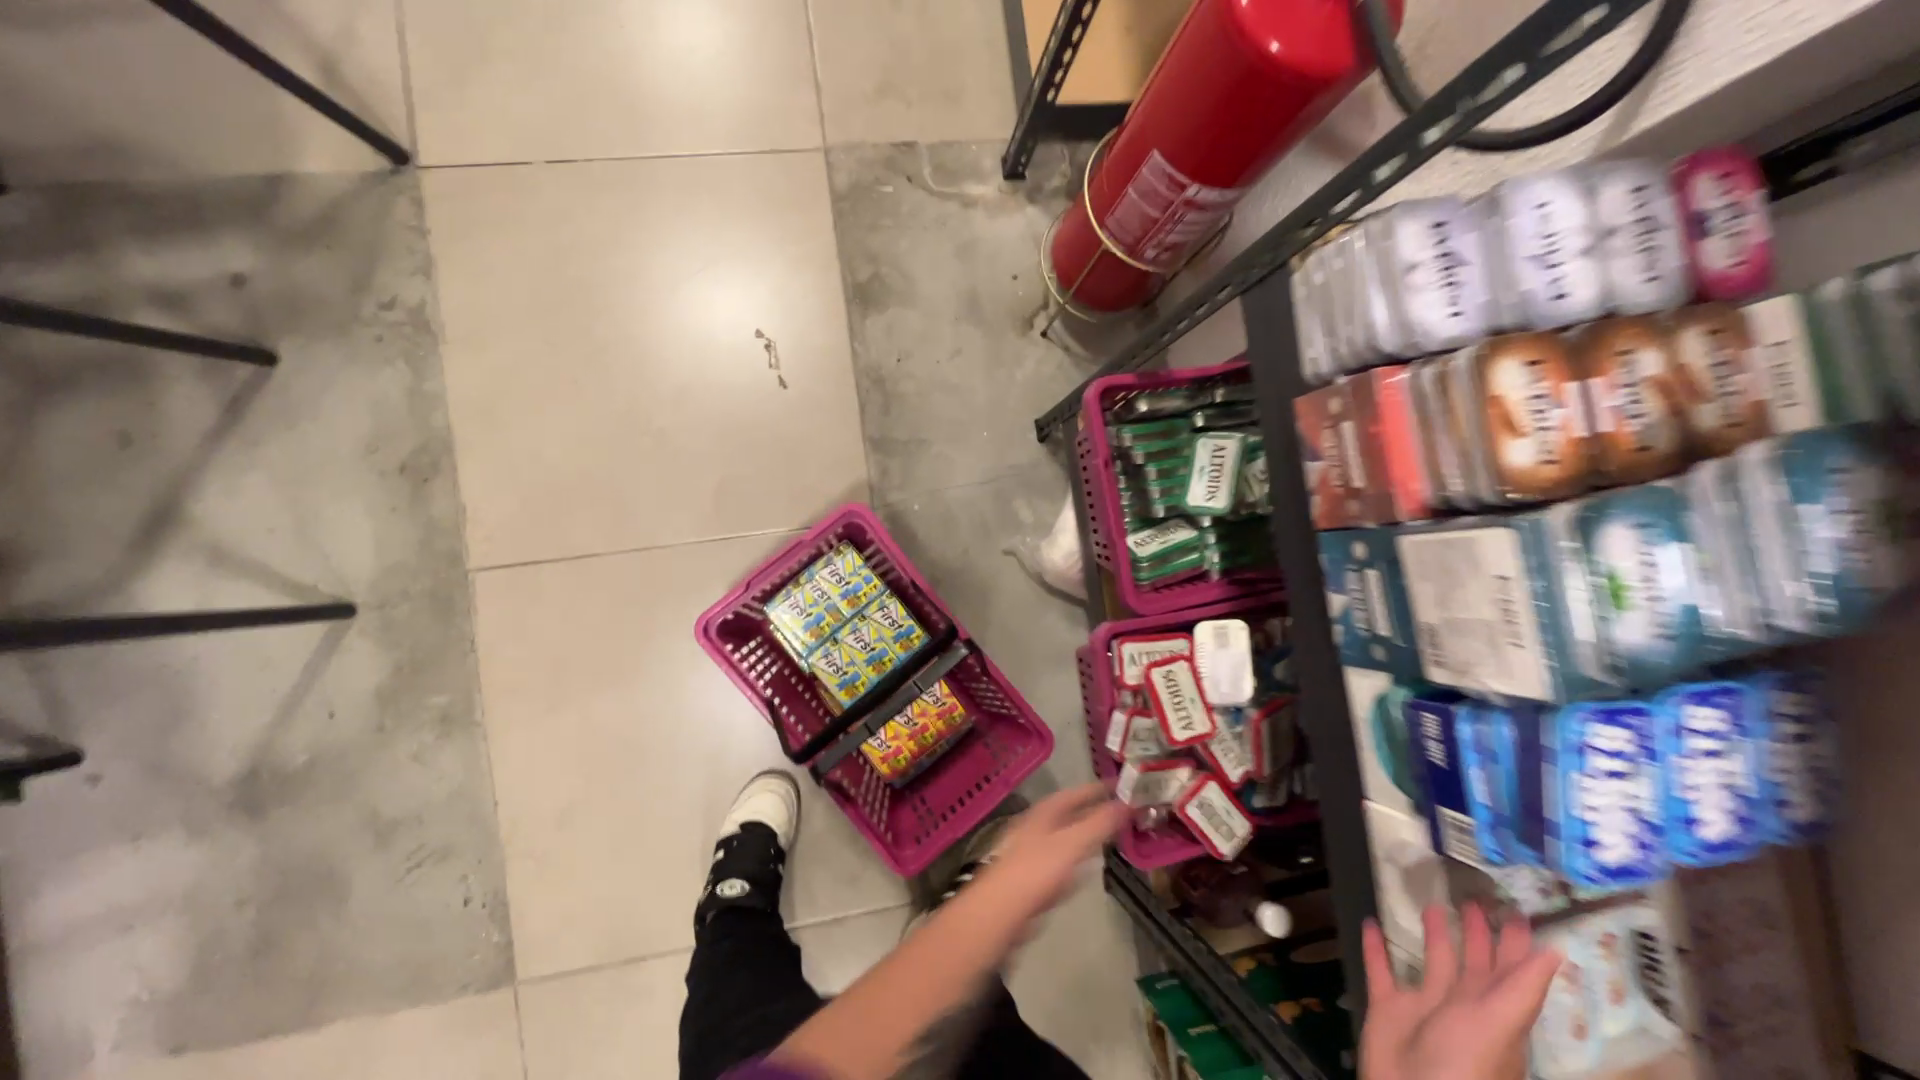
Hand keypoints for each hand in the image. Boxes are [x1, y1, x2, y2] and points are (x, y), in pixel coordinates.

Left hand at [974, 783, 1126, 922]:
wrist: (1002, 911)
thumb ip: (1099, 823)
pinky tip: (1083, 873)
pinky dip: (1074, 863)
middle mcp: (1036, 828)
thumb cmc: (1036, 870)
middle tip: (1120, 813)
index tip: (1121, 786)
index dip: (1097, 789)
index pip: (1074, 793)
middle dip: (1092, 813)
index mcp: (1043, 813)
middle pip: (1069, 815)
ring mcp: (1032, 853)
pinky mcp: (1032, 879)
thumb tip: (1127, 802)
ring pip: (1065, 839)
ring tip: (1107, 839)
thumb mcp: (1072, 843)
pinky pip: (1060, 864)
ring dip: (1085, 838)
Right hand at [1360, 903, 1561, 1079]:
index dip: (1514, 942)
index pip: (1509, 970)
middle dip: (1476, 932)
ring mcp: (1423, 1008)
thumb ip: (1522, 988)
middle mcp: (1462, 1007)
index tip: (1515, 909)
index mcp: (1494, 1012)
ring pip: (1431, 963)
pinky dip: (1375, 948)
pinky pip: (1380, 971)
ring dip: (1432, 936)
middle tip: (1473, 897)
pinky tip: (1370, 922)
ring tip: (1430, 904)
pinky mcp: (1387, 1009)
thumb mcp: (1498, 1025)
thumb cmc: (1462, 1064)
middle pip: (1472, 963)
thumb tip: (1557, 949)